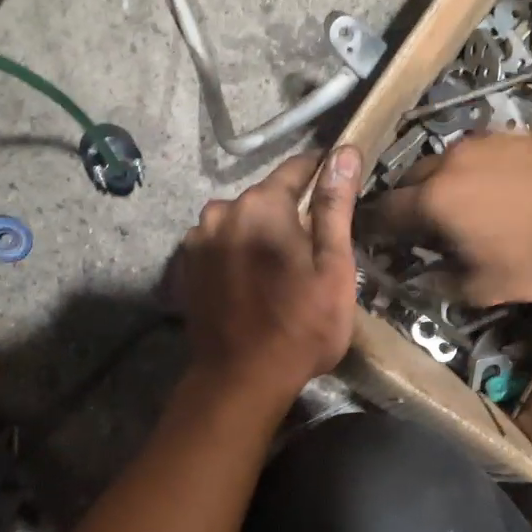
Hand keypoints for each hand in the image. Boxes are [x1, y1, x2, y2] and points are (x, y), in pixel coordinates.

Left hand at [182, 148, 361, 400]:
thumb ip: (335, 207)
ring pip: (241, 222)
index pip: (298, 169)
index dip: (323, 175)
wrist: (241, 378)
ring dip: (261, 235)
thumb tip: (345, 152)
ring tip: (282, 271)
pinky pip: (221, 246)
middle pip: (267, 198)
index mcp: (264, 204)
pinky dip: (238, 254)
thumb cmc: (302, 326)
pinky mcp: (187, 267)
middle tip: (315, 250)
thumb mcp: (334, 268)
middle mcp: (223, 210)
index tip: (341, 189)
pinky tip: (253, 284)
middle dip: (291, 214)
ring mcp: (199, 239)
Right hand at [378, 136, 531, 305]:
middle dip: (411, 200)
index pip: (389, 210)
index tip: (378, 237)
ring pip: (450, 161)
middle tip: (420, 224)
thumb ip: (446, 284)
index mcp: (435, 199)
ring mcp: (488, 142)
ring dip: (445, 182)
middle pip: (415, 178)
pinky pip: (484, 153)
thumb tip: (427, 280)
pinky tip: (497, 190)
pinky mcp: (519, 136)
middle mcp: (453, 161)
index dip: (379, 226)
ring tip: (460, 205)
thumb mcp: (486, 287)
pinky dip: (479, 170)